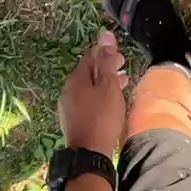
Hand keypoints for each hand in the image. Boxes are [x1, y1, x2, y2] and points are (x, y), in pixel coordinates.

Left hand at [57, 30, 126, 153]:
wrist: (88, 156)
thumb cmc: (101, 117)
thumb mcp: (108, 86)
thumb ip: (107, 60)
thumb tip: (105, 34)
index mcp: (76, 78)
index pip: (90, 56)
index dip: (105, 52)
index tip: (120, 55)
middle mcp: (68, 90)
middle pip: (88, 72)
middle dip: (106, 67)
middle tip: (123, 67)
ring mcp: (68, 106)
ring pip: (88, 87)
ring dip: (104, 83)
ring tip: (121, 83)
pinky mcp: (72, 120)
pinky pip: (86, 100)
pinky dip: (99, 96)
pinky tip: (109, 102)